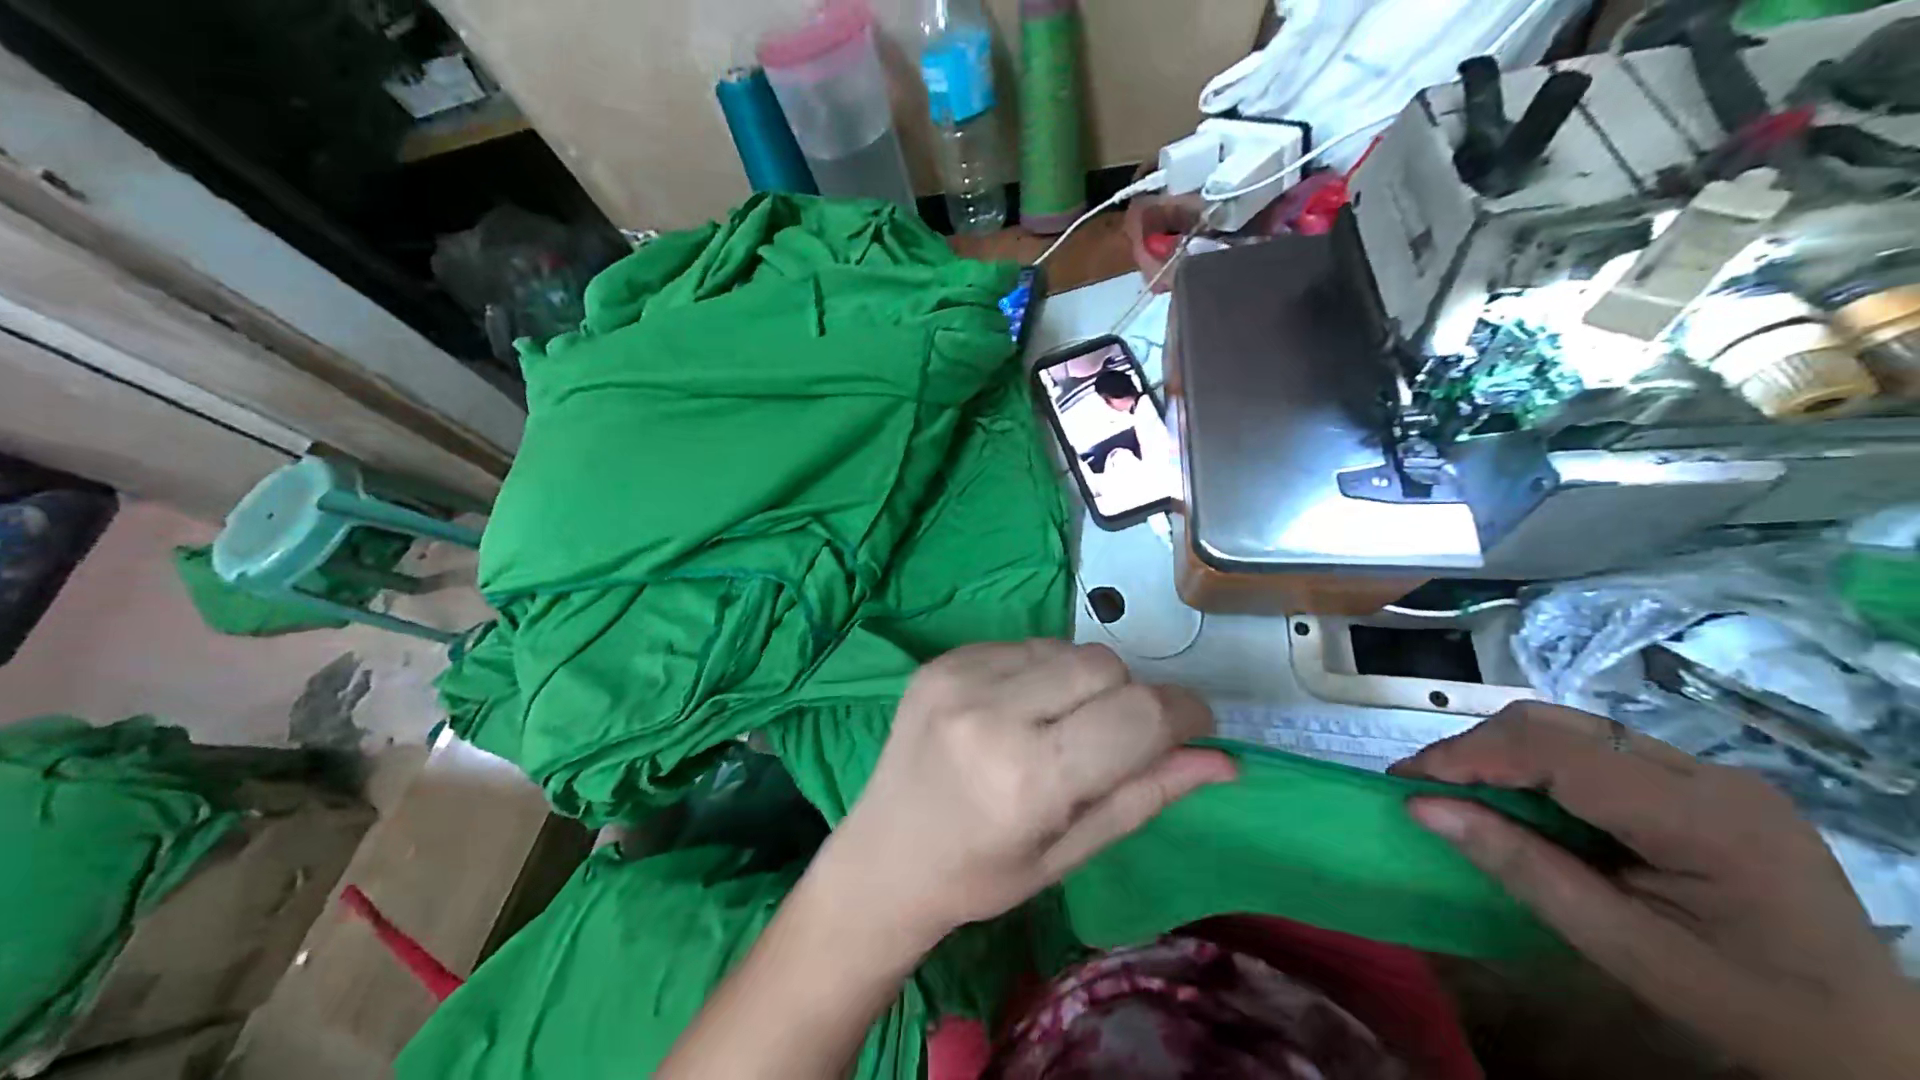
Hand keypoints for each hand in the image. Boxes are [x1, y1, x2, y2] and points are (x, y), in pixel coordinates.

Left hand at [809, 640, 1235, 953]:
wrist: (883, 856)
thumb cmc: (981, 875)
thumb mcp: (1070, 851)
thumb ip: (1145, 795)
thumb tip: (1223, 760)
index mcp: (1028, 776)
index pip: (1139, 715)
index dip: (1184, 714)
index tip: (1195, 727)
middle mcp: (992, 713)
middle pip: (1106, 666)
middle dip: (1129, 697)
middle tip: (1111, 739)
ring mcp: (958, 678)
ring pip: (1067, 648)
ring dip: (1083, 682)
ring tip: (1057, 727)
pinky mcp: (940, 660)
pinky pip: (1023, 645)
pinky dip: (1041, 672)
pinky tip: (1017, 711)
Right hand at [1393, 702, 1919, 1079]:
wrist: (1876, 1046)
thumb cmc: (1750, 1010)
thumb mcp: (1625, 950)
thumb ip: (1521, 868)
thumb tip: (1421, 807)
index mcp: (1707, 820)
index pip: (1559, 754)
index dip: (1470, 755)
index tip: (1405, 781)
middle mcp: (1711, 774)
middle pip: (1557, 725)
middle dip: (1475, 748)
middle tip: (1424, 787)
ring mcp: (1710, 772)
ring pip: (1568, 728)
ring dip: (1500, 752)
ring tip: (1459, 790)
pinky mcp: (1699, 782)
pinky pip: (1592, 750)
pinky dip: (1535, 765)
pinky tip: (1518, 799)